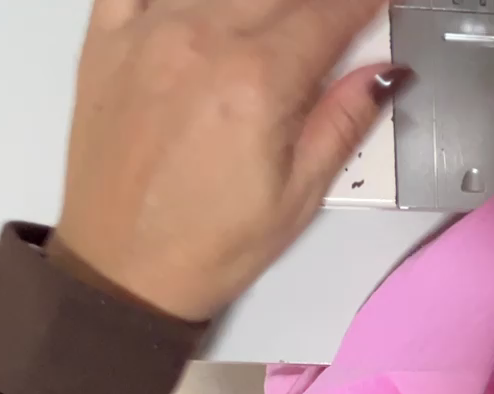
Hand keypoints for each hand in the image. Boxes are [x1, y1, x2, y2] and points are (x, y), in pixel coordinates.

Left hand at [52, 0, 411, 320]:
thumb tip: (387, 72)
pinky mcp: (107, 31)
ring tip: (284, 18)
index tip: (384, 0)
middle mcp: (201, 35)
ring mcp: (146, 25)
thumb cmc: (218, 243)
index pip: (329, 13)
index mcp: (258, 82)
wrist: (126, 266)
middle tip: (338, 13)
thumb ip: (343, 123)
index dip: (365, 1)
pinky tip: (215, 5)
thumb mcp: (300, 197)